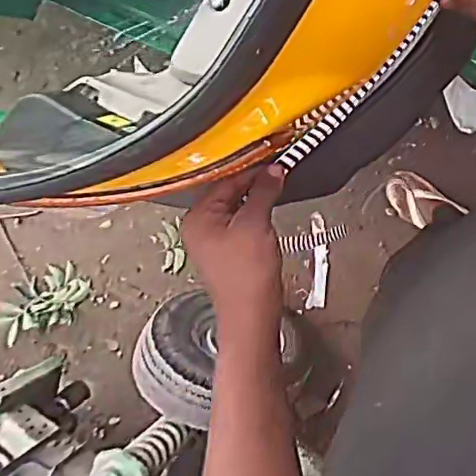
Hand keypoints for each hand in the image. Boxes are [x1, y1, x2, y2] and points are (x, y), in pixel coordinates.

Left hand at [184, 167, 285, 339]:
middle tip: (277, 171)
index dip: (251, 169)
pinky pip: (241, 220)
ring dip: (257, 196)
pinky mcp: (229, 250)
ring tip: (276, 188)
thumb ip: (264, 192)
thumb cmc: (245, 276)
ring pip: (236, 205)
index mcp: (197, 218)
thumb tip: (273, 172)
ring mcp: (214, 239)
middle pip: (229, 191)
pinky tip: (269, 209)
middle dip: (254, 182)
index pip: (225, 180)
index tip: (273, 162)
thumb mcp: (255, 223)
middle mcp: (200, 227)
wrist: (251, 313)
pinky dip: (256, 211)